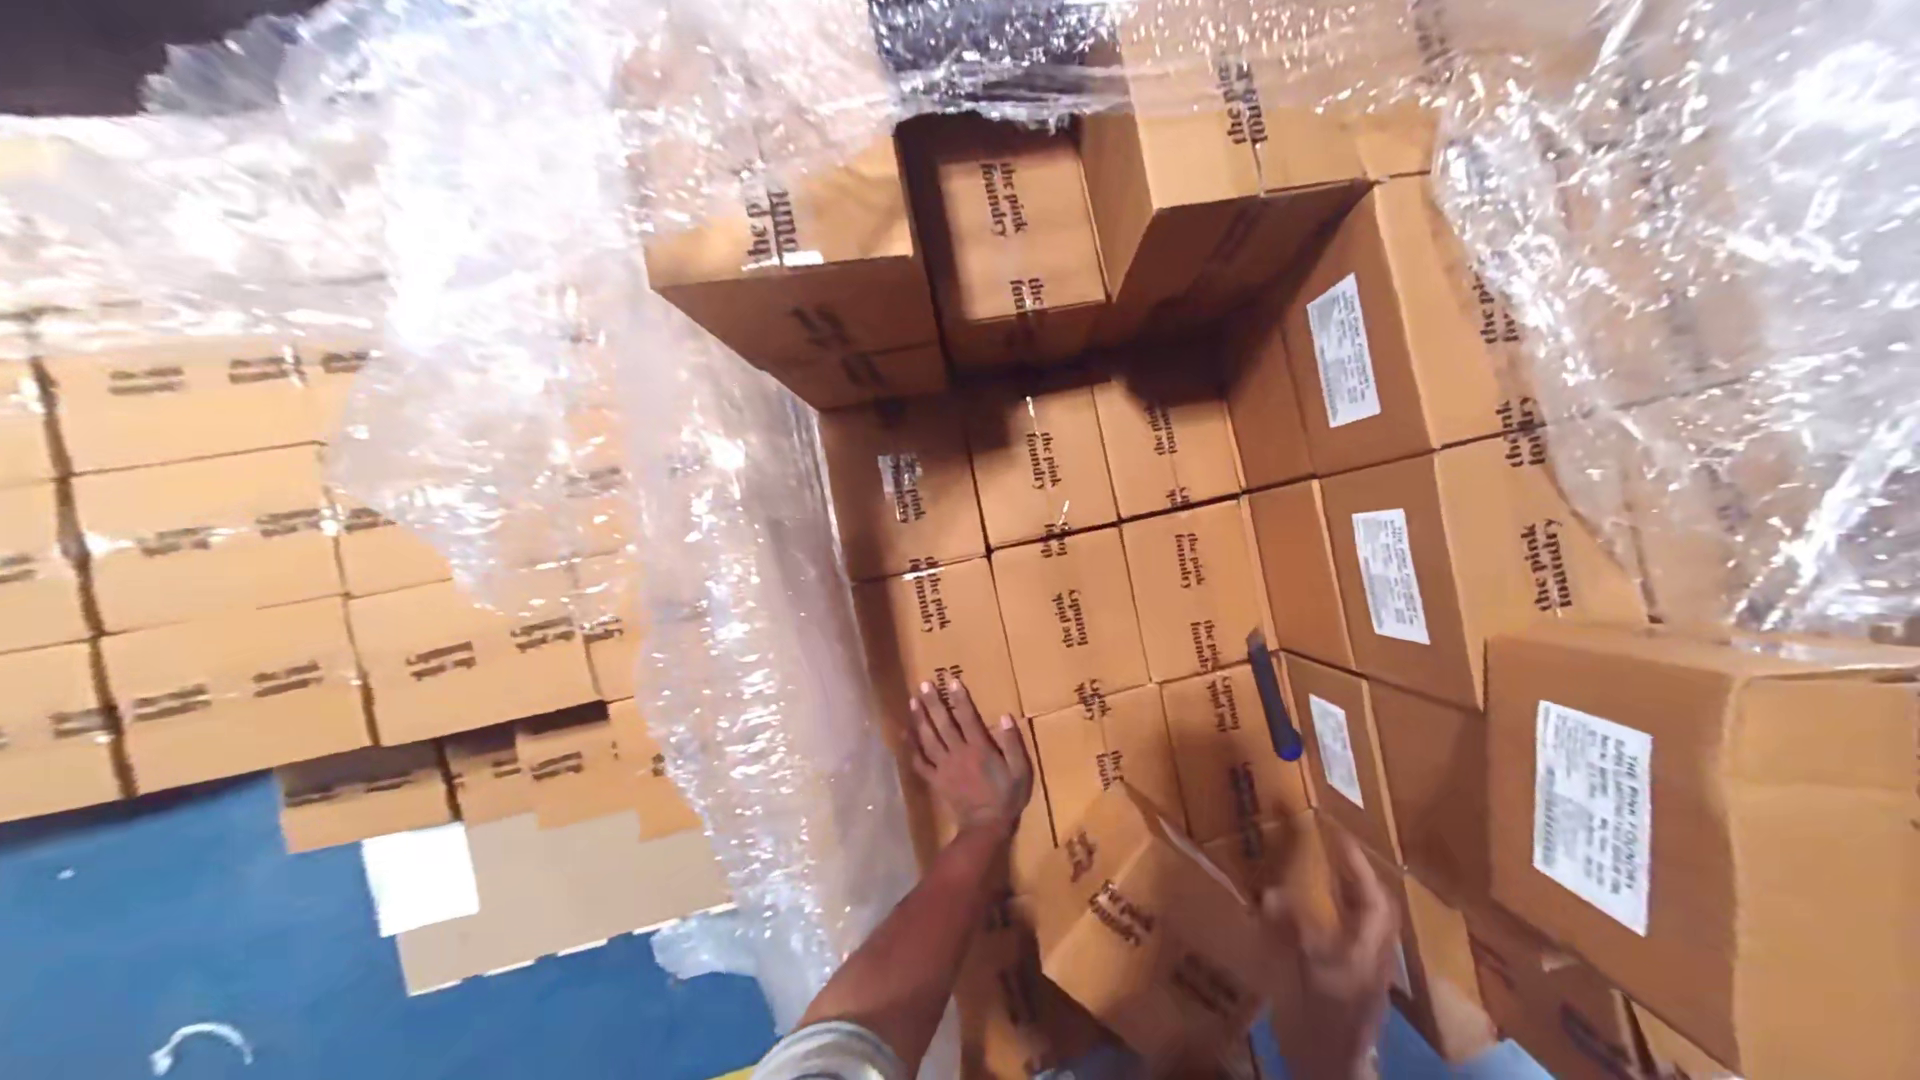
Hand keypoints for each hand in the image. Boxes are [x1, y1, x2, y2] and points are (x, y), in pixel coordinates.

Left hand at [908, 679, 1032, 837]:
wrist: (986, 826)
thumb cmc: (1006, 796)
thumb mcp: (1020, 770)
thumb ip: (1012, 743)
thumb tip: (1005, 716)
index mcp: (979, 748)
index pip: (968, 717)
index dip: (961, 698)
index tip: (953, 680)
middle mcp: (958, 753)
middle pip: (943, 723)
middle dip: (933, 702)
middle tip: (924, 684)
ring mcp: (944, 767)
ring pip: (928, 739)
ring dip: (920, 719)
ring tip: (912, 702)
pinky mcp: (935, 780)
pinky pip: (920, 763)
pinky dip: (911, 749)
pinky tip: (905, 736)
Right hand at [1260, 833, 1397, 1079]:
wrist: (1329, 1070)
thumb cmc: (1323, 1023)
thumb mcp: (1305, 975)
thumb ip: (1291, 933)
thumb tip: (1272, 893)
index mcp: (1367, 952)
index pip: (1372, 900)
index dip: (1358, 865)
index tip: (1338, 833)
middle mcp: (1369, 955)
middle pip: (1372, 906)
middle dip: (1354, 872)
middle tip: (1328, 843)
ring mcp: (1359, 967)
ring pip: (1360, 918)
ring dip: (1343, 889)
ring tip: (1318, 863)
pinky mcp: (1343, 977)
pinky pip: (1342, 932)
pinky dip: (1327, 910)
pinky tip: (1303, 902)